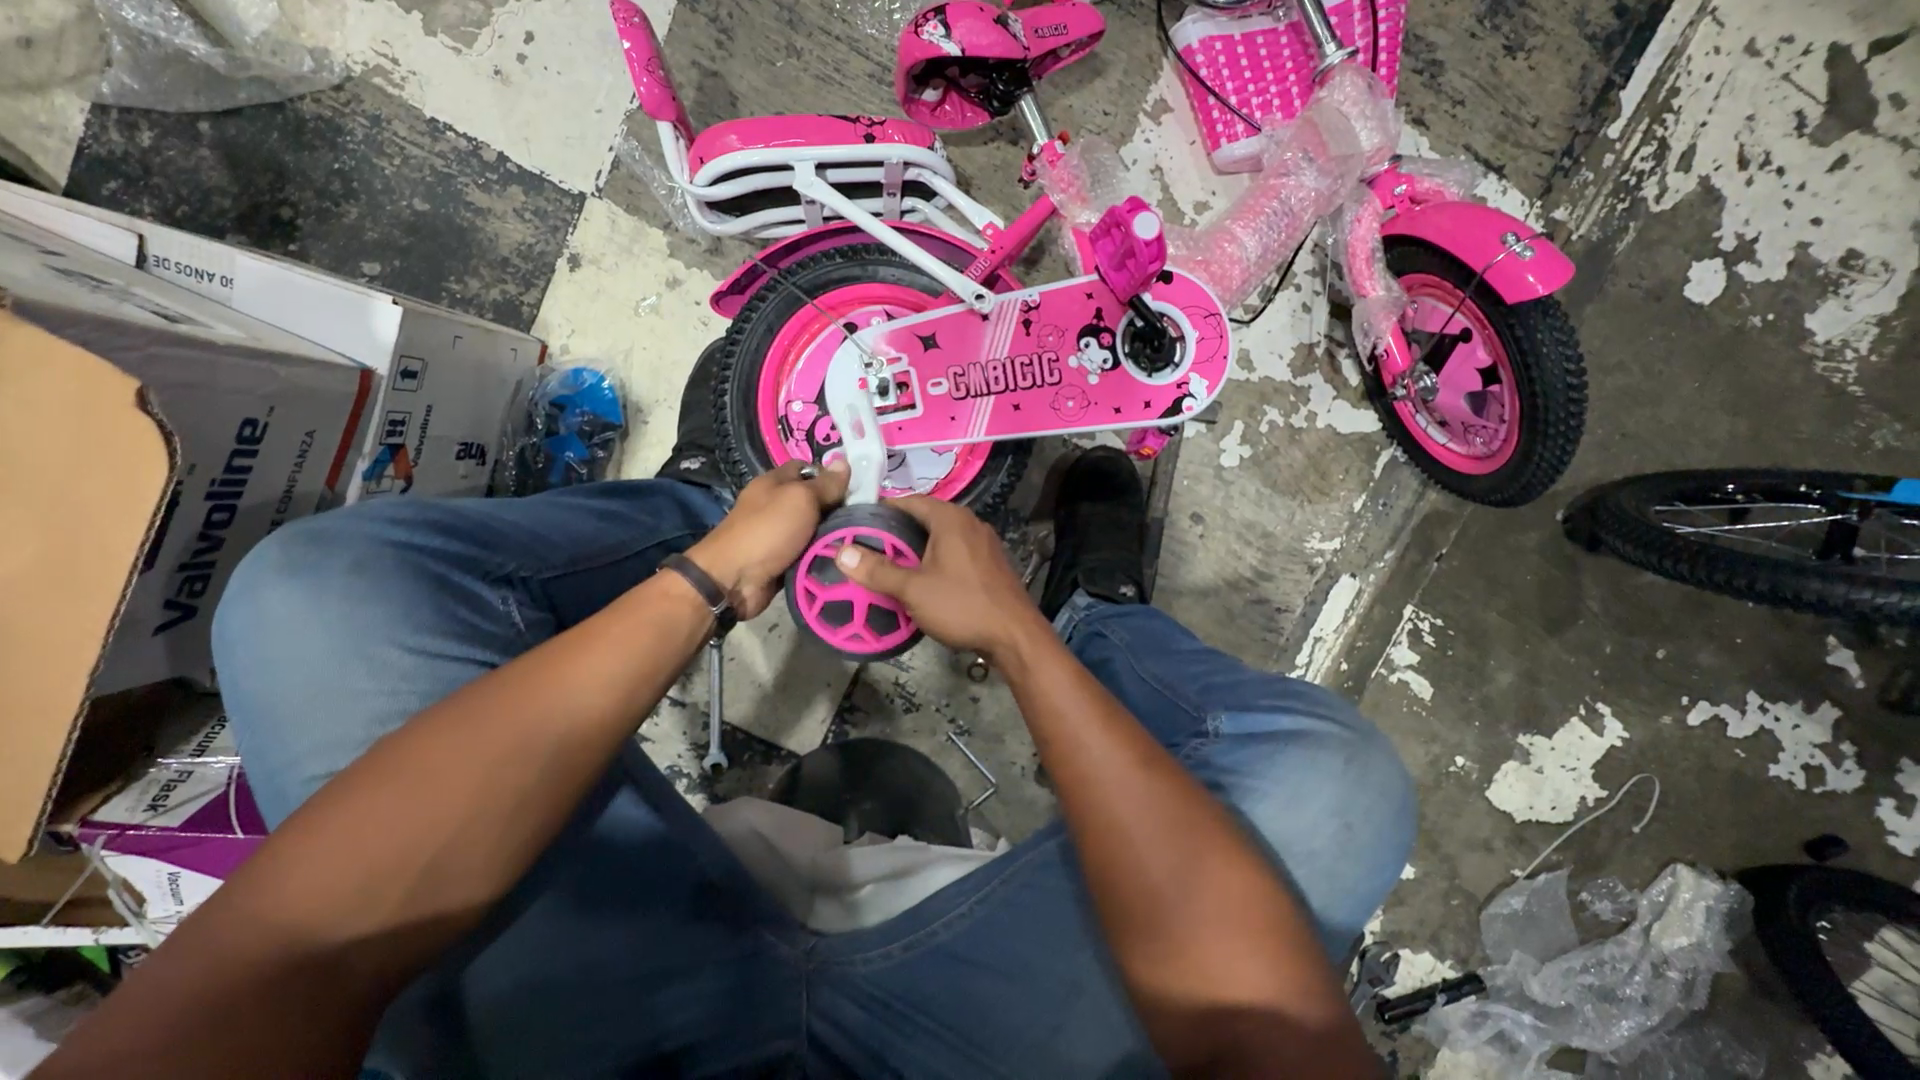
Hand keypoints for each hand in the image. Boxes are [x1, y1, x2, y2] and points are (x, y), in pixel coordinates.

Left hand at [686, 459, 848, 618]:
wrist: (735, 580)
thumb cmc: (767, 531)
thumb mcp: (800, 499)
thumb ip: (825, 484)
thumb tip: (845, 462)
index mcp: (774, 482)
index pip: (807, 468)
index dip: (831, 475)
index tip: (857, 488)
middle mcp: (776, 504)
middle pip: (815, 500)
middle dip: (839, 507)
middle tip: (868, 516)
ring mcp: (779, 534)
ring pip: (816, 528)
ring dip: (834, 535)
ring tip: (863, 539)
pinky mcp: (784, 559)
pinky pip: (811, 552)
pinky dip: (824, 555)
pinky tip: (847, 557)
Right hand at [832, 496, 1051, 658]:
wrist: (1015, 636)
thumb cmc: (962, 606)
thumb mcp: (913, 589)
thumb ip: (877, 570)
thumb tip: (841, 552)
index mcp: (950, 518)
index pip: (909, 500)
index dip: (882, 509)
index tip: (858, 523)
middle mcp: (970, 522)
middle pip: (926, 518)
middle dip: (897, 531)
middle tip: (868, 548)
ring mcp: (984, 543)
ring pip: (941, 537)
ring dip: (917, 547)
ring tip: (889, 564)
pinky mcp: (991, 563)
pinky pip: (956, 552)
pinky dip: (936, 559)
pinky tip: (923, 579)